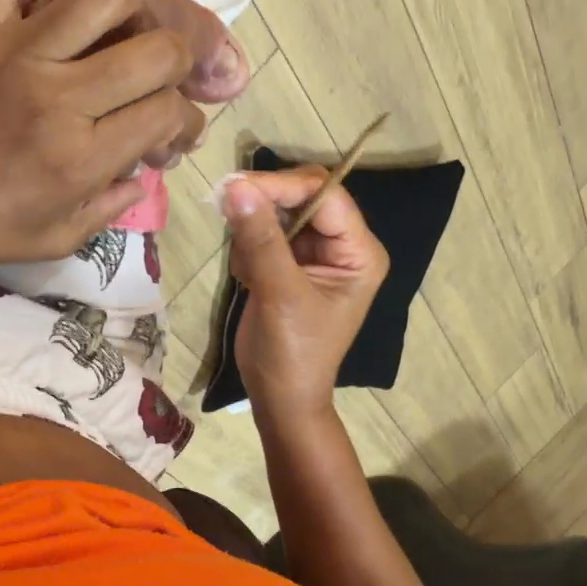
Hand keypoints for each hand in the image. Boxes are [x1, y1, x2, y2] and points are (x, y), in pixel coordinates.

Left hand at [0, 0, 207, 271]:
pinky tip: (43, 9)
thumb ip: (113, 207)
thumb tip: (146, 170)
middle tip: (161, 76)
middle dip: (176, 62)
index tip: (174, 129)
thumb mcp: (60, 240)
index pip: (167, 112)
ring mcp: (16, 55)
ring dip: (126, 11)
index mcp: (83, 160)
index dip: (185, 120)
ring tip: (115, 33)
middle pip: (157, 51)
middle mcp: (60, 99)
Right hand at [222, 167, 388, 416]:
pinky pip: (265, 234)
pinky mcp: (288, 266)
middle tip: (226, 208)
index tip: (237, 188)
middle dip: (266, 203)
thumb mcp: (280, 296)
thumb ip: (261, 240)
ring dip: (254, 229)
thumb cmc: (292, 354)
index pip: (326, 196)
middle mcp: (342, 247)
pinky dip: (248, 247)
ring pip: (280, 213)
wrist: (280, 399)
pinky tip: (247, 279)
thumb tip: (236, 188)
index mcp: (359, 252)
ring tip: (246, 269)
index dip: (284, 186)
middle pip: (303, 197)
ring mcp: (314, 256)